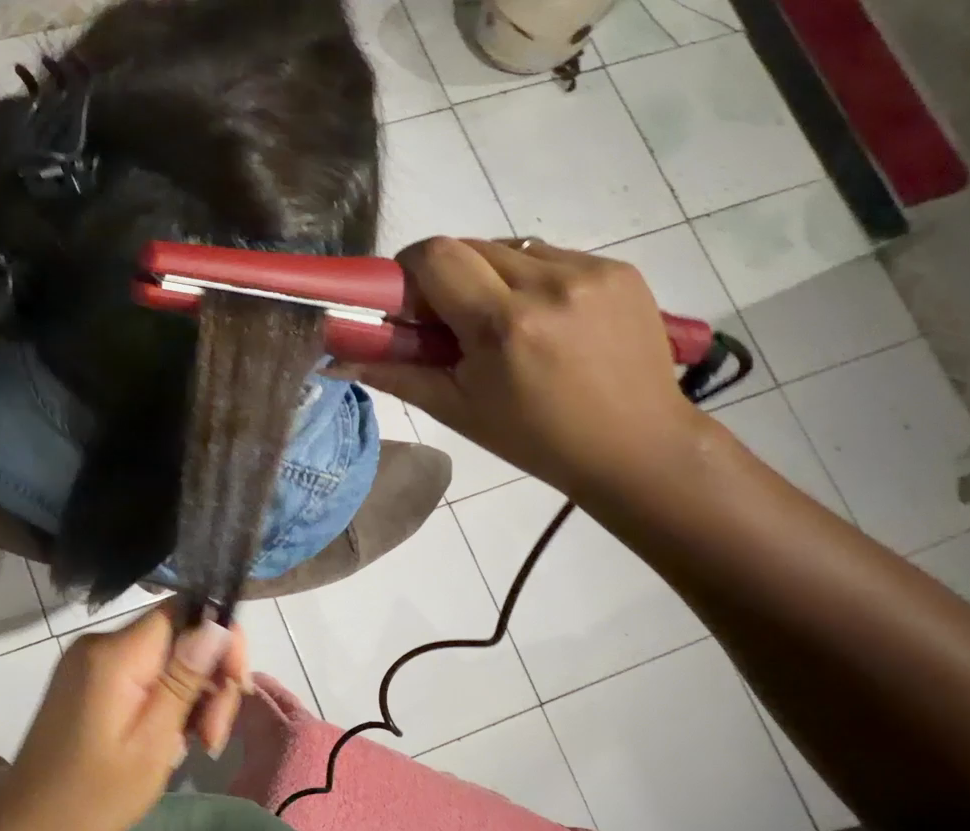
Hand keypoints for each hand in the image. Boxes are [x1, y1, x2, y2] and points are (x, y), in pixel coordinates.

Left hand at [0, 603, 248, 830]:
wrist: (29, 823)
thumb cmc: (95, 795)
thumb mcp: (152, 742)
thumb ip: (184, 680)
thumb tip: (216, 624)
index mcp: (114, 654)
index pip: (183, 610)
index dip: (220, 638)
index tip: (235, 686)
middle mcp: (99, 644)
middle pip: (176, 636)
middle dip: (208, 680)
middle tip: (212, 739)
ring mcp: (89, 662)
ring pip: (163, 658)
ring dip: (189, 698)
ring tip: (193, 748)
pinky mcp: (86, 681)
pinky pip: (140, 674)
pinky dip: (163, 703)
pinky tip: (167, 743)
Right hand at [352, 237, 716, 496]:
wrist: (635, 445)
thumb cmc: (533, 438)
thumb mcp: (454, 409)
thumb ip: (393, 372)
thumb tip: (334, 356)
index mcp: (503, 324)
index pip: (436, 255)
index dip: (407, 270)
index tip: (405, 303)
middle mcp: (549, 284)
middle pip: (469, 245)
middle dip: (445, 276)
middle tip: (446, 322)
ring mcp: (592, 272)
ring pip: (510, 248)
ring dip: (488, 276)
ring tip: (499, 325)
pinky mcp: (620, 269)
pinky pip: (551, 257)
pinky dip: (529, 281)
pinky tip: (541, 322)